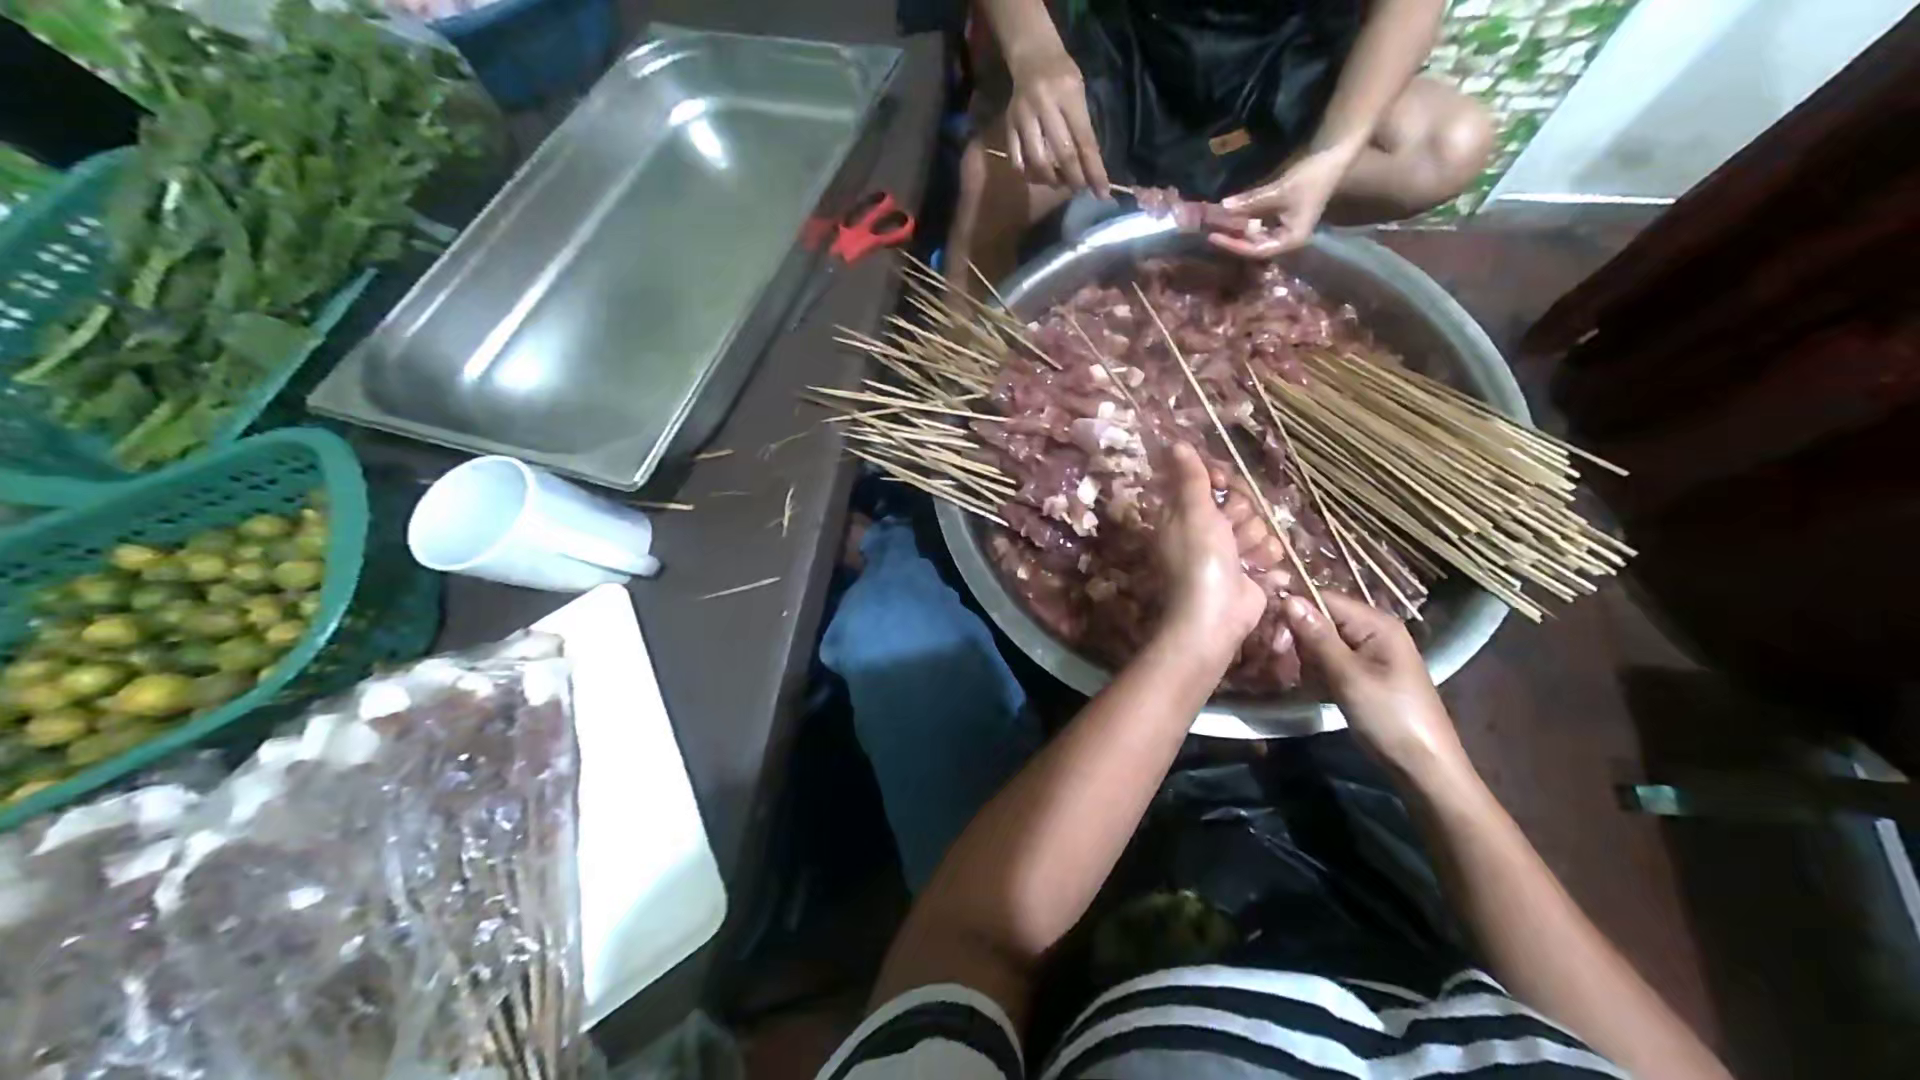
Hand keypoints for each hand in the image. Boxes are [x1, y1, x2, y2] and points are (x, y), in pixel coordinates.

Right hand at [1003, 45, 1109, 197]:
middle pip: (1063, 155)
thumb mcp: (1080, 94)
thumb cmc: (1062, 76)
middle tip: (1080, 189)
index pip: (1085, 142)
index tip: (1102, 193)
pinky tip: (1038, 176)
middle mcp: (1045, 105)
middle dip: (1074, 179)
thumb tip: (1091, 169)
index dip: (1094, 171)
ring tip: (1060, 182)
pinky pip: (1017, 159)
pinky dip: (1028, 174)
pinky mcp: (1009, 125)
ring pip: (1038, 161)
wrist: (1032, 56)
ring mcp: (1024, 117)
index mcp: (1069, 95)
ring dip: (1051, 179)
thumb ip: (1084, 130)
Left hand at [1156, 443, 1267, 656]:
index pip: (1207, 481)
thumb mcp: (1193, 512)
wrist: (1216, 614)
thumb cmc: (1200, 559)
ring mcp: (1228, 550)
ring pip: (1257, 523)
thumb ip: (1190, 478)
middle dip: (1241, 513)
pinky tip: (1259, 567)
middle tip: (1231, 529)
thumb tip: (1175, 445)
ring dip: (1254, 537)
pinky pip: (1268, 547)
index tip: (1223, 483)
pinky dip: (1265, 556)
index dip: (1220, 480)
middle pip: (1238, 500)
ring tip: (1244, 554)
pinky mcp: (1249, 568)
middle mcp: (1204, 529)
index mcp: (1181, 514)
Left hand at [1210, 146, 1353, 257]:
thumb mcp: (1278, 191)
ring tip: (1217, 224)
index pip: (1255, 250)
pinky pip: (1259, 225)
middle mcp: (1287, 240)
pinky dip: (1246, 221)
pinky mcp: (1282, 218)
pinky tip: (1232, 216)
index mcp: (1290, 240)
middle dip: (1234, 238)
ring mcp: (1285, 229)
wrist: (1333, 156)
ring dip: (1238, 230)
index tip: (1214, 237)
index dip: (1233, 245)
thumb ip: (1251, 202)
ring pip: (1255, 236)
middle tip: (1211, 230)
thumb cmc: (1311, 177)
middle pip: (1254, 246)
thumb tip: (1223, 206)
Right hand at [1281, 591, 1473, 784]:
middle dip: (1300, 639)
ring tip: (1304, 681)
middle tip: (1284, 662)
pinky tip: (1315, 690)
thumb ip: (1318, 637)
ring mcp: (1370, 654)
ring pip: (1322, 643)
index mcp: (1376, 624)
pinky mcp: (1364, 675)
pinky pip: (1331, 662)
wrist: (1424, 767)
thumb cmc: (1389, 716)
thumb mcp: (1348, 675)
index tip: (1270, 633)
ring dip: (1307, 659)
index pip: (1324, 599)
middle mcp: (1373, 632)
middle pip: (1322, 620)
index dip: (1294, 611)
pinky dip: (1318, 673)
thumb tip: (1288, 599)